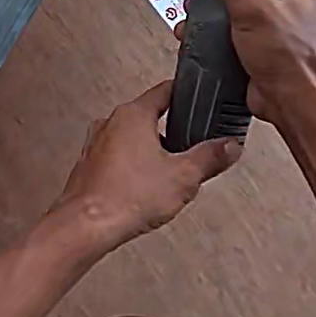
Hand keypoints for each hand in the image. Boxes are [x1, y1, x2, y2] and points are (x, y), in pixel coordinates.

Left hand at [45, 81, 241, 255]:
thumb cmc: (124, 197)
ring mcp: (95, 144)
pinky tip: (142, 188)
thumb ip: (210, 157)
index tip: (195, 97)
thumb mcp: (184, 176)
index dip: (185, 94)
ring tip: (166, 174)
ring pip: (130, 139)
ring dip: (149, 151)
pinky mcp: (88, 166)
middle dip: (169, 131)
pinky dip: (131, 167)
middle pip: (147, 116)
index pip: (164, 91)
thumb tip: (229, 147)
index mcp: (132, 115)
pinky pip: (116, 159)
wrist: (86, 225)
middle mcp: (110, 124)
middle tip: (187, 147)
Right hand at [182, 0, 315, 124]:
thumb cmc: (290, 58)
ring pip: (231, 15)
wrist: (291, 101)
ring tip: (191, 17)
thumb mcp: (253, 7)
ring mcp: (267, 33)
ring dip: (207, 16)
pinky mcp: (253, 53)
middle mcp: (283, 9)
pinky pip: (226, 39)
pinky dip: (209, 39)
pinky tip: (196, 39)